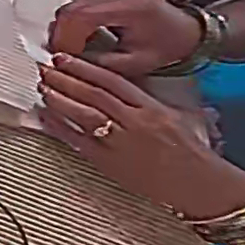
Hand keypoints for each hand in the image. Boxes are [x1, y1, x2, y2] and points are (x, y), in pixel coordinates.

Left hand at [37, 54, 244, 219]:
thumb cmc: (192, 151)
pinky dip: (59, 127)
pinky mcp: (108, 162)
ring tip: (42, 87)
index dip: (85, 68)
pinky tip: (44, 116)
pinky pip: (78, 140)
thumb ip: (149, 99)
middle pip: (94, 94)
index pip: (112, 81)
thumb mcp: (179, 116)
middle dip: (66, 79)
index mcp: (152, 108)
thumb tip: (122, 85)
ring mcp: (120, 142)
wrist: (202, 186)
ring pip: (84, 114)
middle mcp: (135, 122)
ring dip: (59, 99)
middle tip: (45, 68)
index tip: (65, 58)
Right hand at [49, 0, 203, 76]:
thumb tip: (68, 63)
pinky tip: (79, 38)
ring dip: (64, 28)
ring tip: (69, 47)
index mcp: (129, 9)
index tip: (63, 55)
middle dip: (60, 33)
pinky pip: (80, 6)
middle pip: (71, 9)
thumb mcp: (135, 63)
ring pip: (72, 6)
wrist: (190, 32)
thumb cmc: (168, 47)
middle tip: (60, 52)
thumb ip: (100, 63)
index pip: (81, 16)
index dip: (65, 37)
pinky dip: (72, 23)